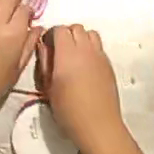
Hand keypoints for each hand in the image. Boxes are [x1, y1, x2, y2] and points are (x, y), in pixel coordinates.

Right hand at [36, 25, 131, 153]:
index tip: (46, 46)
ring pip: (90, 34)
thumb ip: (45, 63)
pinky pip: (98, 47)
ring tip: (72, 55)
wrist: (98, 126)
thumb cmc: (68, 110)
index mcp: (67, 54)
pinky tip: (84, 67)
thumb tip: (43, 47)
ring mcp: (100, 56)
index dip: (51, 35)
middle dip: (65, 34)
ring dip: (80, 39)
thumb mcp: (48, 87)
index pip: (60, 29)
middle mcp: (86, 50)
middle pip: (76, 27)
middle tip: (58, 50)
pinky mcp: (109, 65)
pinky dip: (90, 49)